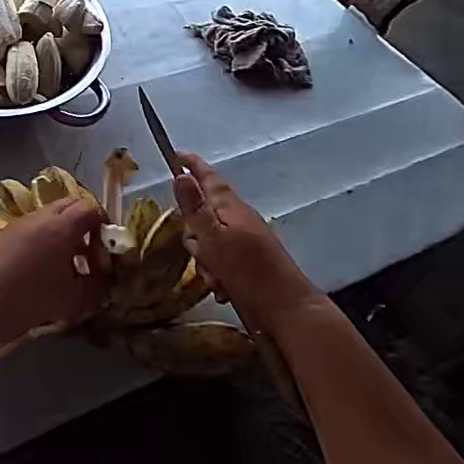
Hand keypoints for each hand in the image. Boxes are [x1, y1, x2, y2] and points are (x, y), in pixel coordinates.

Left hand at [0, 198, 108, 345]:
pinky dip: (43, 242)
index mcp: (63, 225)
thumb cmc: (28, 298)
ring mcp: (19, 224)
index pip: (92, 209)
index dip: (104, 227)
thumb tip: (100, 283)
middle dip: (84, 227)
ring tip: (64, 268)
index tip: (105, 253)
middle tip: (88, 255)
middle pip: (71, 206)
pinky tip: (39, 272)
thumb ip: (93, 288)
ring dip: (63, 235)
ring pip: (49, 218)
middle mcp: (42, 217)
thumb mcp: (71, 300)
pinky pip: (32, 229)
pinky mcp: (2, 236)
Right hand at [173, 151, 321, 331]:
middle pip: (203, 213)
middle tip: (199, 252)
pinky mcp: (249, 259)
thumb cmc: (248, 272)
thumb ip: (195, 209)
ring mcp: (246, 237)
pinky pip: (222, 258)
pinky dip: (218, 272)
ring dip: (206, 259)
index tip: (175, 154)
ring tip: (216, 279)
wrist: (288, 309)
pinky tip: (224, 289)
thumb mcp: (213, 239)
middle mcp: (238, 216)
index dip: (191, 164)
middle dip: (194, 234)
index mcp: (229, 206)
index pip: (207, 176)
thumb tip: (181, 175)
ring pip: (210, 240)